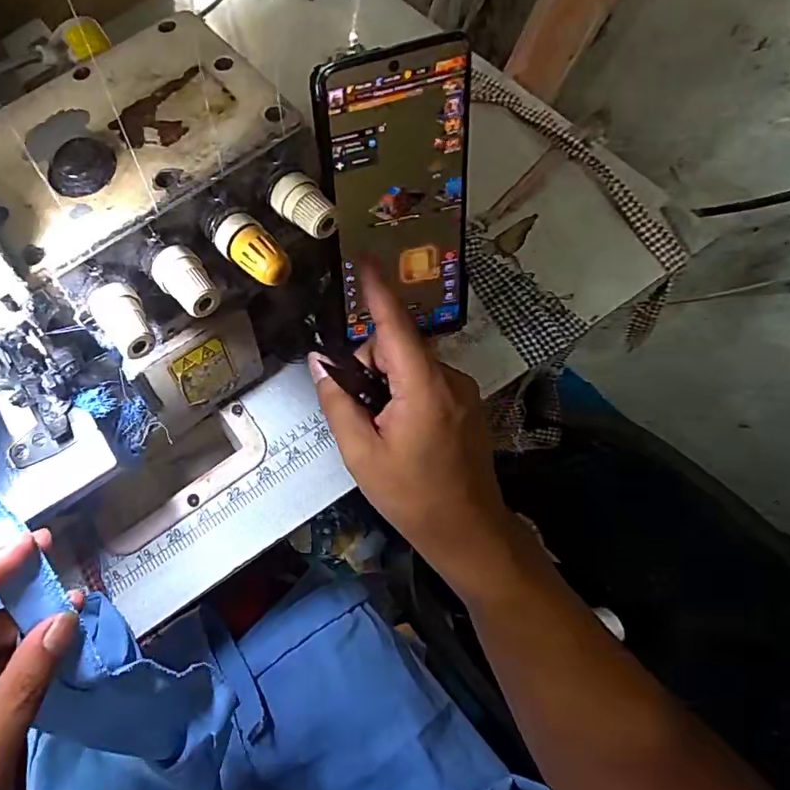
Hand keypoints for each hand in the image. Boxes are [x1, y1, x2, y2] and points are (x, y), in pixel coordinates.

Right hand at [311, 263, 538, 600]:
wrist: (469, 532)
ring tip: (382, 430)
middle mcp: (449, 379)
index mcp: (423, 388)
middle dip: (369, 366)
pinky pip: (426, 380)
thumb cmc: (411, 496)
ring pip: (410, 365)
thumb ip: (338, 402)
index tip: (363, 257)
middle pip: (398, 347)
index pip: (395, 326)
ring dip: (386, 383)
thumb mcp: (361, 453)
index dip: (377, 290)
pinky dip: (404, 392)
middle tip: (359, 412)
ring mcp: (463, 391)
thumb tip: (320, 363)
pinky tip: (401, 432)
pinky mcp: (466, 404)